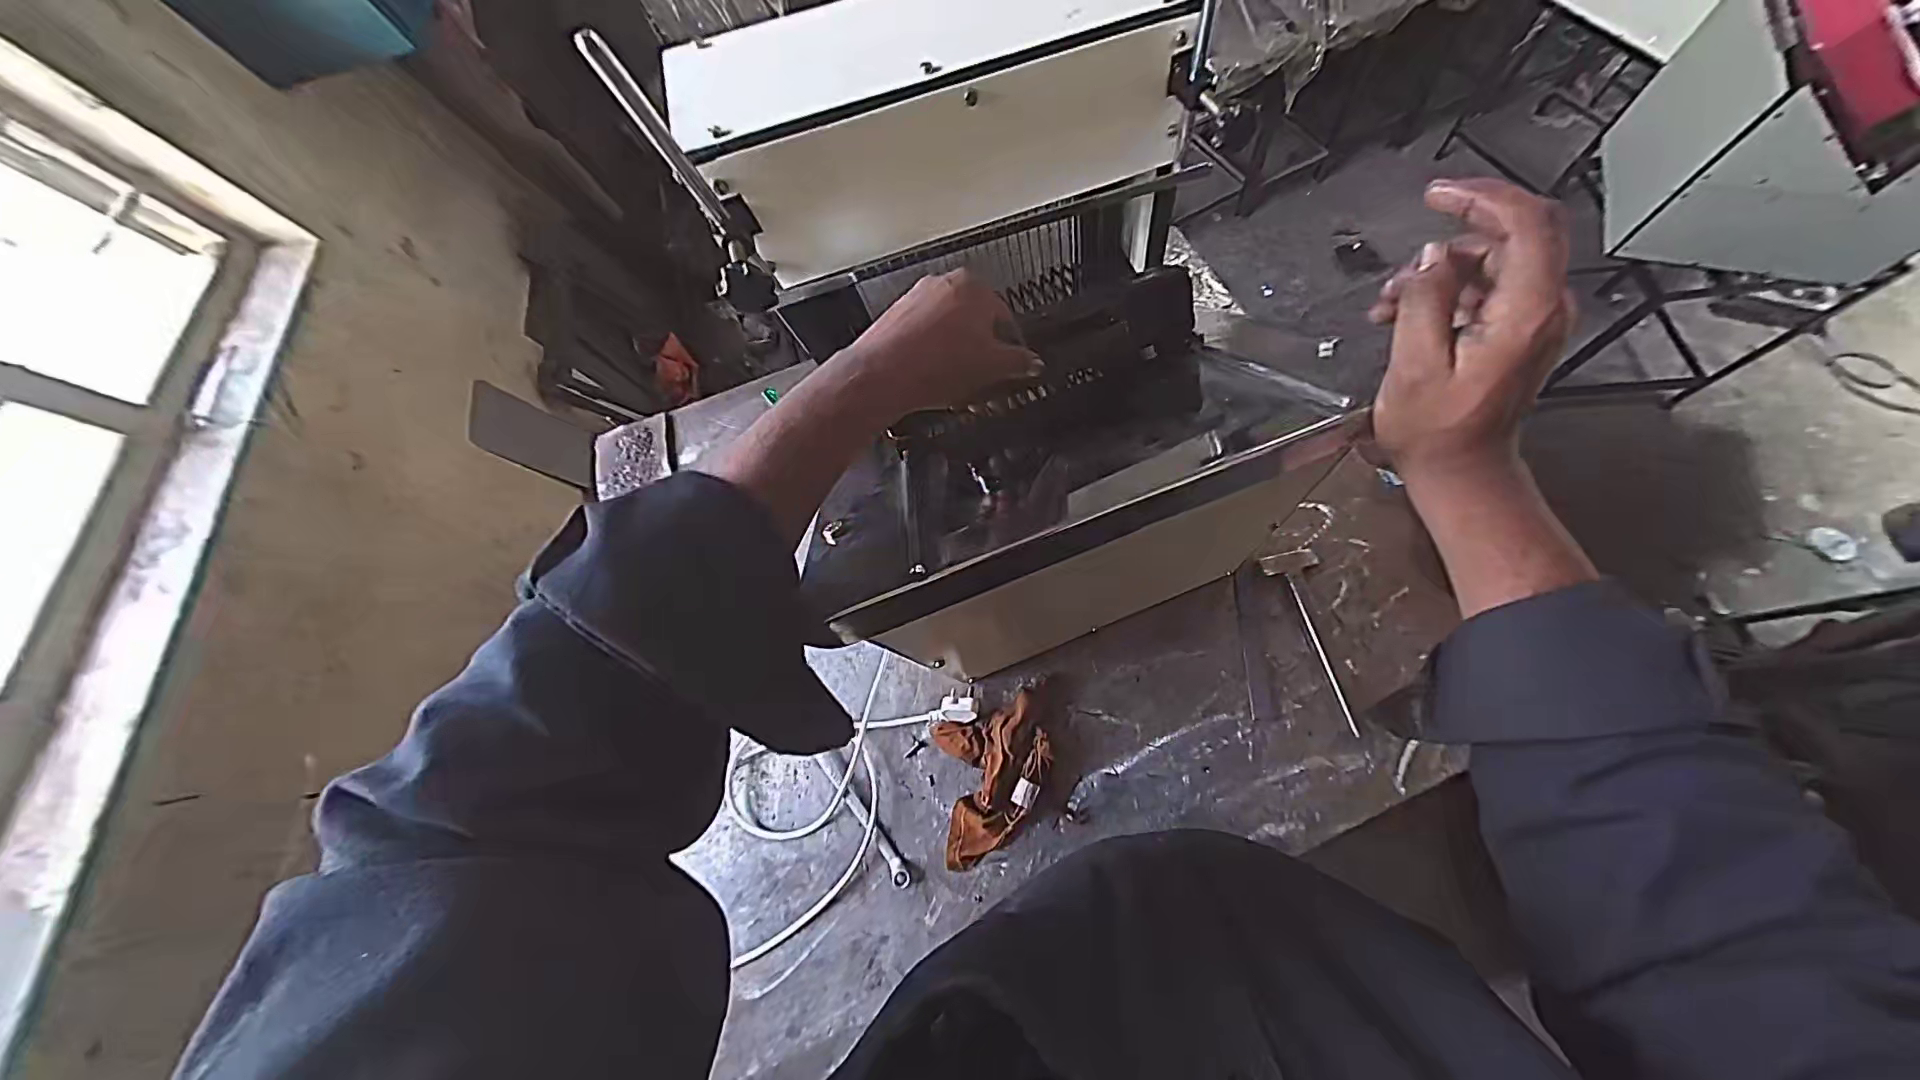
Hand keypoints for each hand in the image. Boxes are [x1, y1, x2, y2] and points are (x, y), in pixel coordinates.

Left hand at [840, 269, 1042, 417]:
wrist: (881, 376)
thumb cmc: (932, 365)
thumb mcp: (992, 368)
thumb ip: (1019, 362)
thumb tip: (1031, 362)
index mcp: (973, 287)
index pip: (1006, 319)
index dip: (1011, 350)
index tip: (1011, 368)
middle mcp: (943, 285)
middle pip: (975, 323)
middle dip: (981, 353)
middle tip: (984, 380)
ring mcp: (916, 300)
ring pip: (949, 331)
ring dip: (956, 356)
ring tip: (957, 386)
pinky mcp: (896, 319)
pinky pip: (924, 338)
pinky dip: (932, 356)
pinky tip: (933, 380)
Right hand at [1367, 179, 1574, 482]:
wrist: (1460, 470)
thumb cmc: (1437, 432)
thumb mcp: (1414, 367)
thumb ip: (1422, 303)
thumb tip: (1427, 260)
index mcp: (1525, 313)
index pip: (1525, 224)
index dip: (1481, 198)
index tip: (1438, 194)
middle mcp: (1542, 309)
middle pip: (1514, 237)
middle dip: (1453, 238)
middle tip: (1403, 260)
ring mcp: (1533, 320)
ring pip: (1494, 263)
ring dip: (1440, 272)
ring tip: (1390, 303)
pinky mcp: (1517, 331)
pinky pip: (1487, 289)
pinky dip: (1447, 292)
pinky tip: (1407, 314)